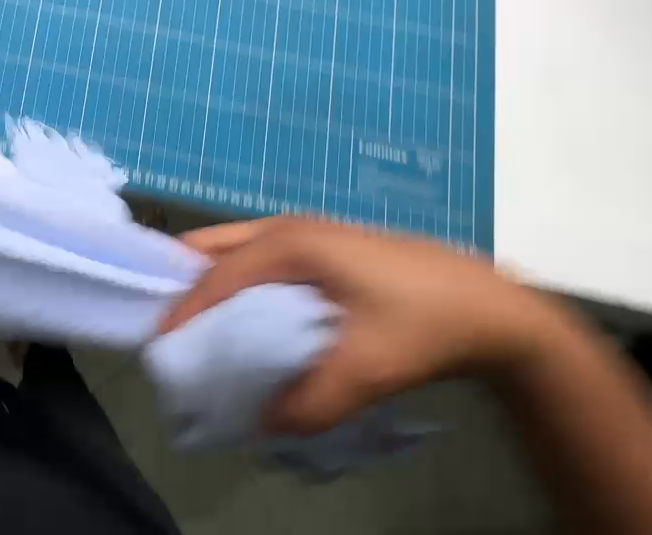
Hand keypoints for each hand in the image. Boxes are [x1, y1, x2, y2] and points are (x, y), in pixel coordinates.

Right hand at [160, 217, 574, 433]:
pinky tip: (244, 312)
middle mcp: (289, 227)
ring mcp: (306, 230)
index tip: (159, 341)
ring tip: (198, 321)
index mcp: (291, 245)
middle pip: (214, 244)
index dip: (184, 307)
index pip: (218, 273)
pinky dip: (236, 277)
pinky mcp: (322, 245)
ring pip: (235, 246)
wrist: (492, 305)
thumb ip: (313, 400)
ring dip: (210, 277)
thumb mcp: (370, 369)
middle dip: (184, 278)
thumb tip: (262, 424)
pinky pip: (258, 254)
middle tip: (168, 322)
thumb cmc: (424, 325)